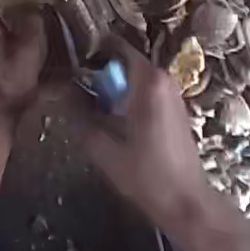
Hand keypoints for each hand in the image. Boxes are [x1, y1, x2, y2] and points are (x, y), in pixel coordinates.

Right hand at [75, 43, 215, 234]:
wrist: (188, 203)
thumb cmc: (148, 177)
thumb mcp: (105, 150)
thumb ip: (81, 119)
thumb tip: (61, 94)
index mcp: (148, 81)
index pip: (117, 47)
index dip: (93, 51)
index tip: (73, 60)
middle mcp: (163, 78)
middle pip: (125, 61)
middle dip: (102, 72)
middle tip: (78, 87)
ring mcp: (173, 91)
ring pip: (135, 76)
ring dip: (116, 86)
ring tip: (93, 102)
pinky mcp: (176, 106)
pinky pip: (146, 89)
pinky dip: (129, 95)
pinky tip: (116, 116)